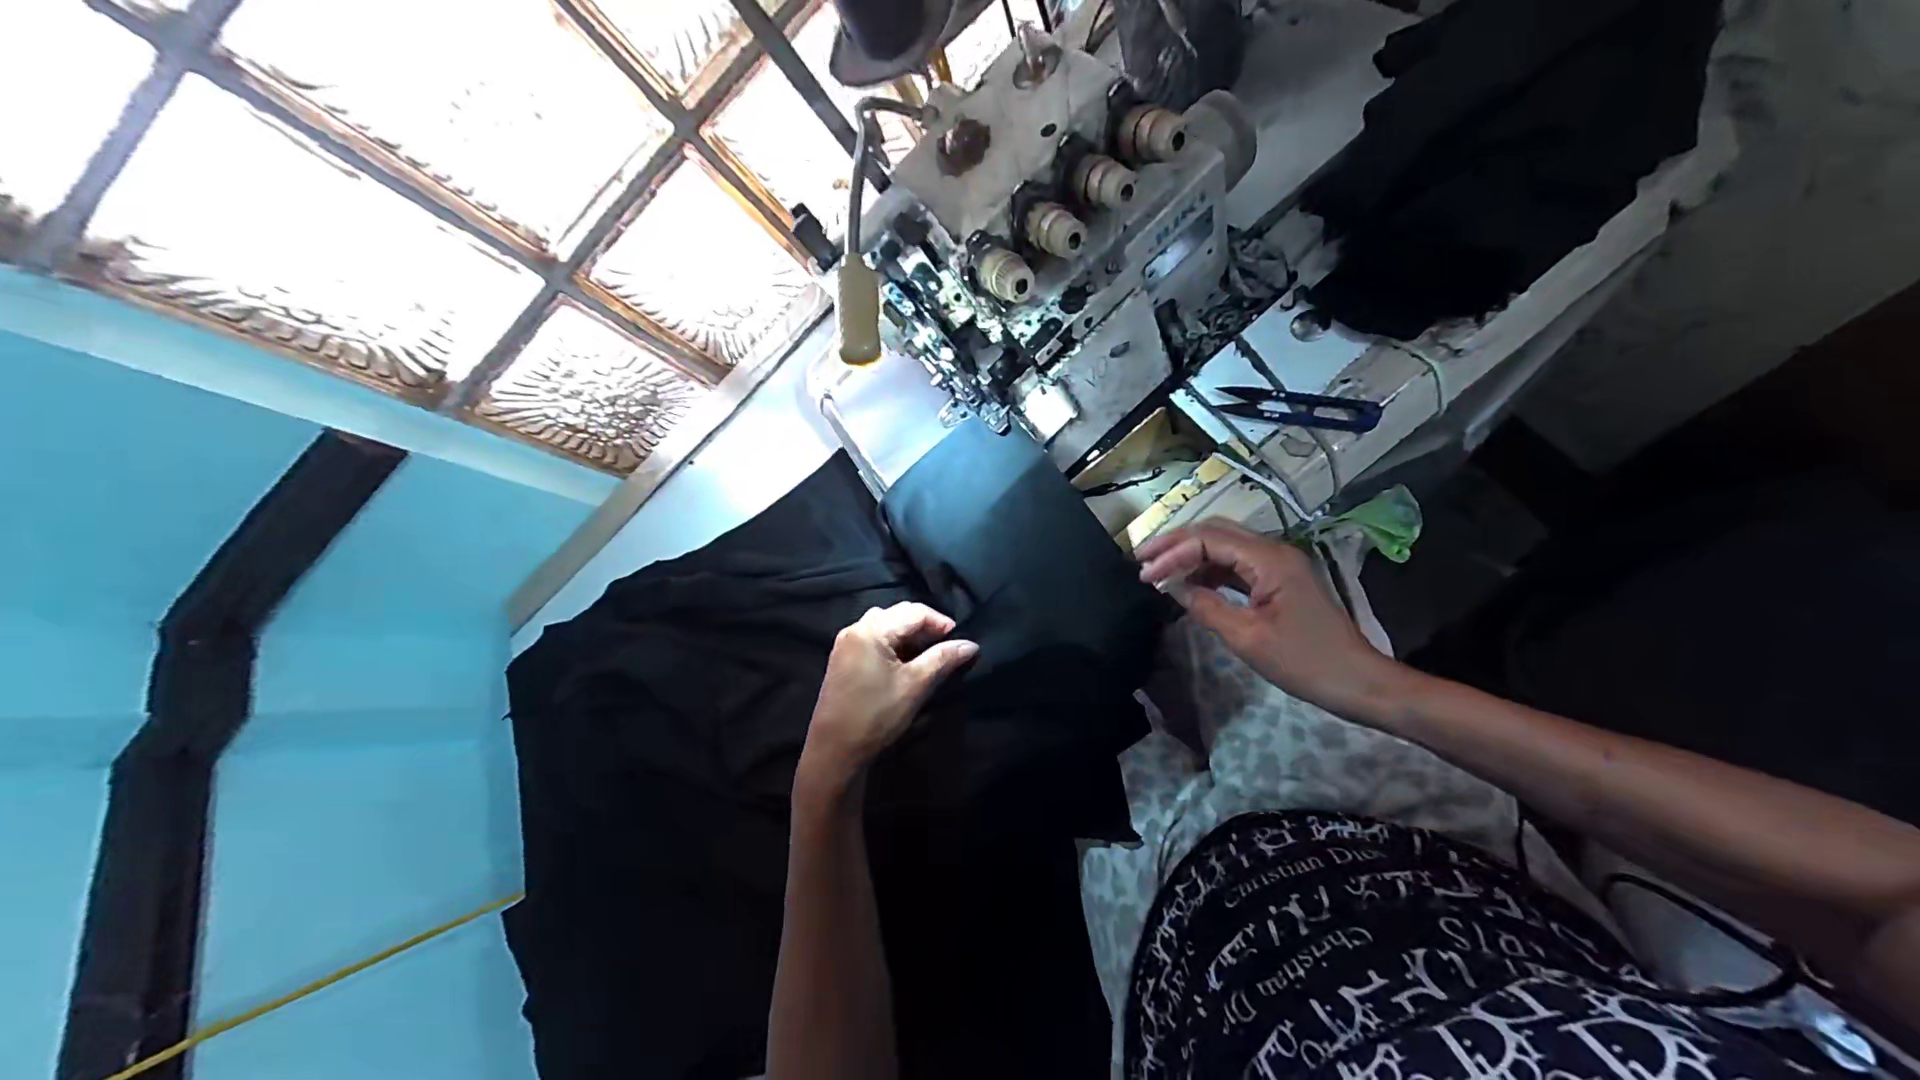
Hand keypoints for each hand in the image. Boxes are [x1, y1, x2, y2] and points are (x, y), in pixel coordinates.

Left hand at [800, 603, 978, 792]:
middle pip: (899, 614)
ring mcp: (846, 644)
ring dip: (909, 635)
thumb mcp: (915, 685)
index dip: (941, 622)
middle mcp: (855, 629)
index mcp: (870, 630)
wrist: (835, 750)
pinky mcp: (843, 659)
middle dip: (926, 627)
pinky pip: (873, 638)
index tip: (959, 642)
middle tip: (945, 648)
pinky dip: (893, 644)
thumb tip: (971, 645)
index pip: (914, 611)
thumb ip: (943, 659)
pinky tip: (904, 664)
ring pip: (886, 625)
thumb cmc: (876, 715)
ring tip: (926, 656)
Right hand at [1136, 519, 1406, 716]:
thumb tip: (1173, 587)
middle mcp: (1274, 551)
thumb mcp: (1247, 639)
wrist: (1357, 681)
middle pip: (1215, 531)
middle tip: (1142, 560)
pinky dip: (1208, 568)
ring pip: (1224, 544)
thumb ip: (1206, 607)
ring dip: (1190, 554)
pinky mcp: (1279, 579)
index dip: (1172, 554)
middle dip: (1176, 543)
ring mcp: (1278, 564)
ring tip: (1158, 570)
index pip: (1208, 540)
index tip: (1144, 576)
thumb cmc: (1304, 662)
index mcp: (1269, 560)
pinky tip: (1188, 582)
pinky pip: (1236, 563)